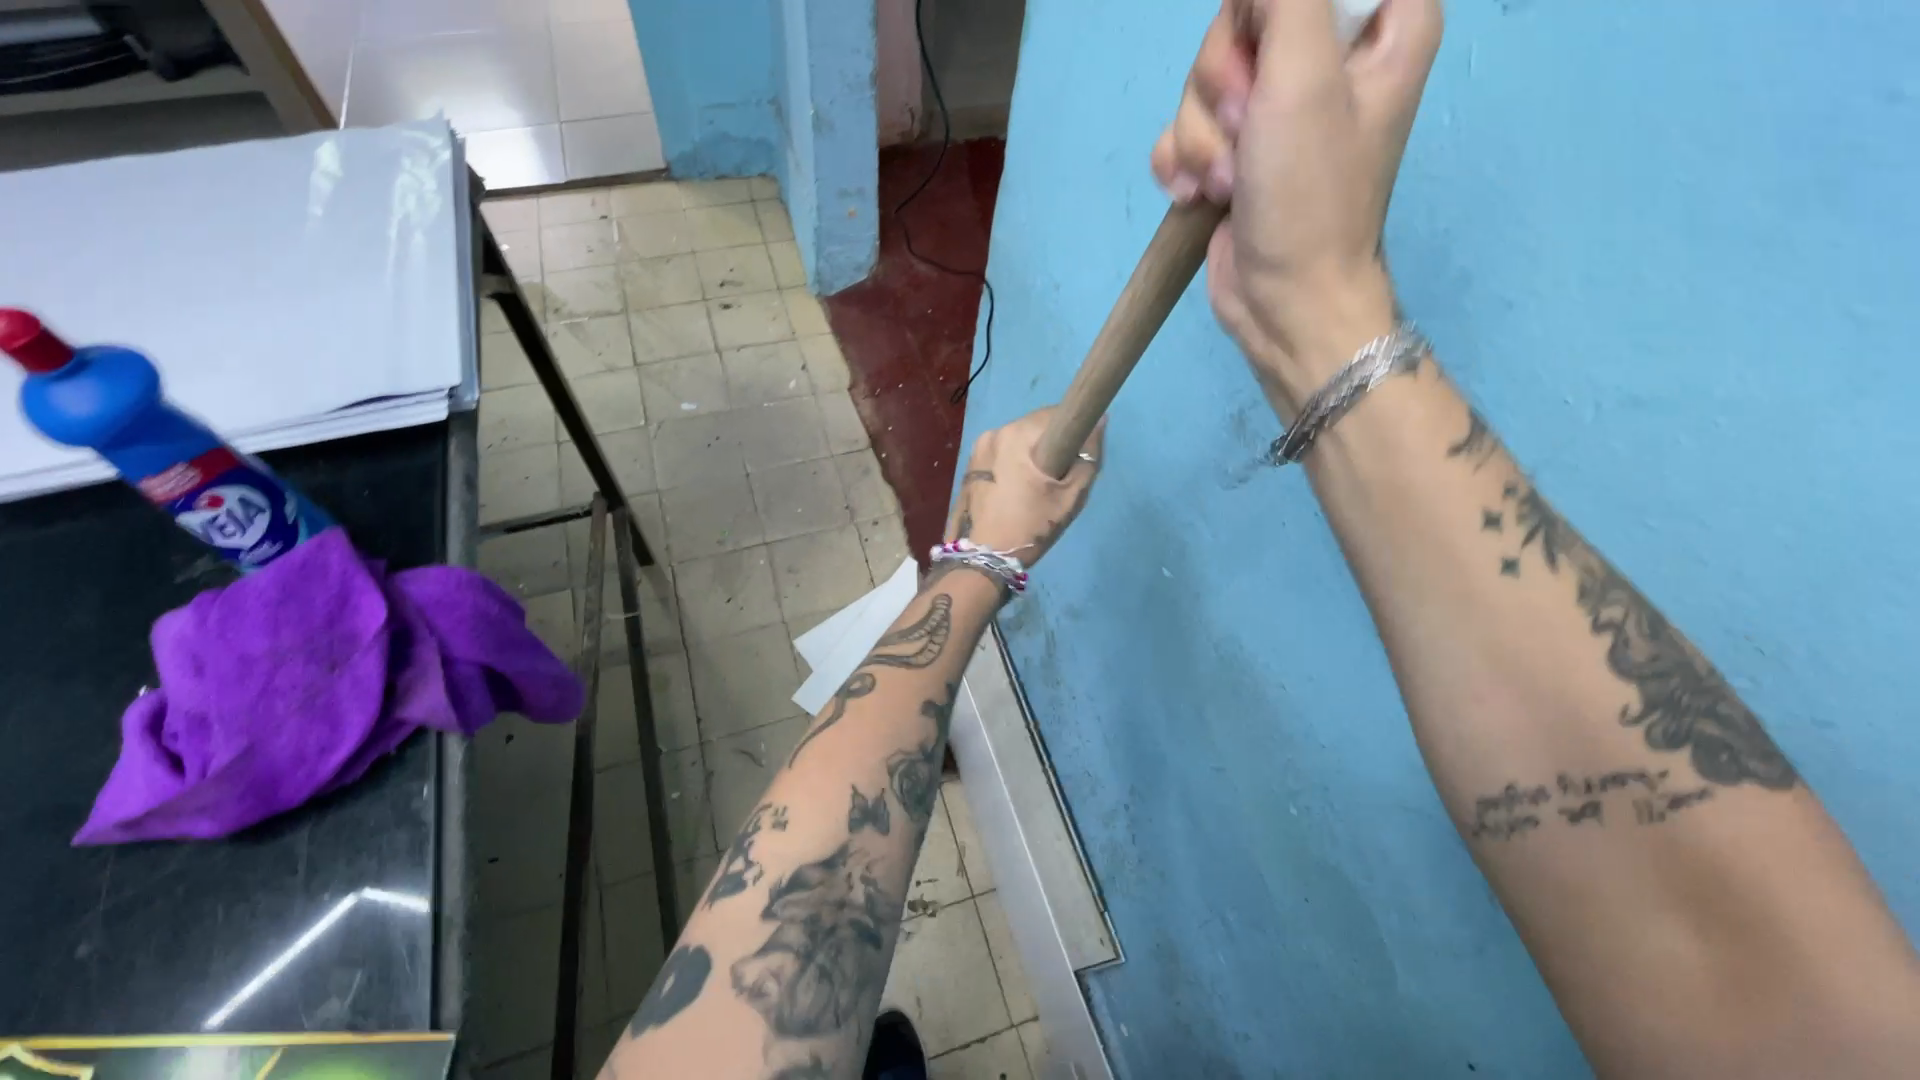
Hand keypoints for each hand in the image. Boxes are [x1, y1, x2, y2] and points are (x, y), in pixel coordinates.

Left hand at [946, 408, 1102, 566]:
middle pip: (1034, 427)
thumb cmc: (1029, 526)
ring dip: (1031, 455)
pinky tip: (1017, 491)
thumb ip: (1088, 458)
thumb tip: (1099, 422)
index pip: (1055, 414)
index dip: (1073, 430)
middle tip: (1059, 478)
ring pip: (1017, 441)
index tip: (1077, 454)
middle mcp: (994, 433)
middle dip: (1051, 445)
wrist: (981, 558)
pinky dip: (1014, 465)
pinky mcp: (969, 466)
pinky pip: (1001, 455)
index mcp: (1017, 435)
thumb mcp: (1069, 498)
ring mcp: (978, 449)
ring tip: (1036, 488)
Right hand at [1150, 0, 1442, 406]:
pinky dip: (1181, 162)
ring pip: (1204, 79)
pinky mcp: (1234, 151)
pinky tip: (1197, 195)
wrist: (1283, 300)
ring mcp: (1275, 109)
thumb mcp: (1303, 77)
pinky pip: (1183, 127)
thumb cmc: (1310, 195)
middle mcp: (1328, 58)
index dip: (1267, 11)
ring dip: (1201, 137)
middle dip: (1224, 84)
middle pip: (1243, 18)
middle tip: (1246, 130)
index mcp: (1379, 27)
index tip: (1269, 54)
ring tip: (1228, 182)